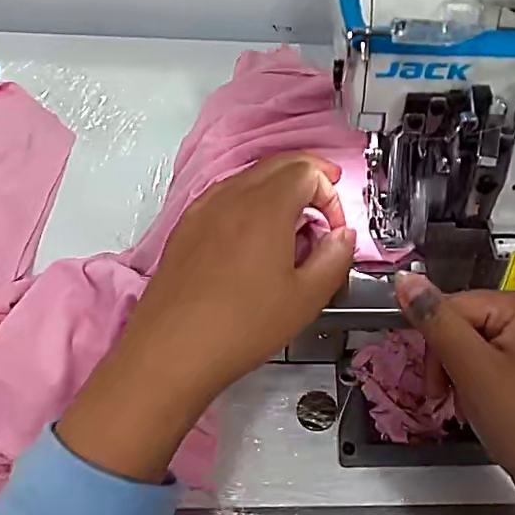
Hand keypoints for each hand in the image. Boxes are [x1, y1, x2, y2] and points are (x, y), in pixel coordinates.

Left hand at [59, 153, 357, 480]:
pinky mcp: (186, 226)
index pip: (308, 172)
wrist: (172, 352)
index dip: (332, 194)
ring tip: (292, 223)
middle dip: (309, 177)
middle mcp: (231, 196)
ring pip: (250, 176)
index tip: (335, 227)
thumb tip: (343, 237)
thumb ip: (335, 258)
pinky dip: (249, 201)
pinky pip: (226, 196)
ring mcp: (203, 208)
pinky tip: (254, 237)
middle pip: (279, 163)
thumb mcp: (306, 298)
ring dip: (279, 188)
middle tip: (325, 202)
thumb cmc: (240, 327)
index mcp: (265, 207)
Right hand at [395, 274, 514, 504]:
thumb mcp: (472, 369)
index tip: (434, 381)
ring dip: (458, 375)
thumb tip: (405, 280)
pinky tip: (481, 408)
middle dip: (447, 360)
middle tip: (447, 396)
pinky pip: (490, 364)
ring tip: (468, 406)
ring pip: (472, 346)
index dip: (435, 341)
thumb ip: (436, 322)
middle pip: (463, 323)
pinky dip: (476, 385)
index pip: (454, 304)